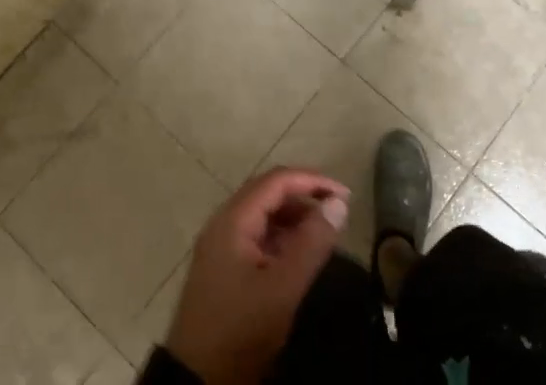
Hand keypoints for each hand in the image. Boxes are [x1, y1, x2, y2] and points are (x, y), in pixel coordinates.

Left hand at [165, 168, 349, 384]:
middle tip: (337, 211)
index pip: (276, 181)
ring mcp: (220, 246)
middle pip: (267, 193)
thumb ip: (312, 242)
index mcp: (232, 221)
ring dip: (294, 217)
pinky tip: (300, 254)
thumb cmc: (241, 328)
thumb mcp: (283, 287)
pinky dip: (282, 236)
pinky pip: (257, 236)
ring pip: (262, 215)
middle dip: (304, 196)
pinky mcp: (223, 267)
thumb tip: (339, 202)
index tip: (345, 196)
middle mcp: (223, 224)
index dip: (313, 181)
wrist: (199, 379)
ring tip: (324, 233)